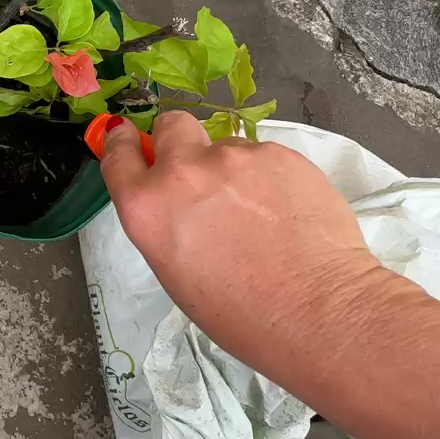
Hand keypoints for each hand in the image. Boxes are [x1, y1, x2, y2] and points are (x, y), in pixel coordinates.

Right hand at [99, 110, 384, 347]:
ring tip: (261, 213)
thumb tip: (177, 200)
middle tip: (200, 170)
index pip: (119, 153)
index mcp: (146, 206)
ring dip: (233, 169)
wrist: (320, 313)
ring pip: (225, 146)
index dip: (124, 143)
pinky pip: (264, 156)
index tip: (131, 139)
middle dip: (180, 139)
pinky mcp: (278, 154)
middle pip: (171, 124)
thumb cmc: (240, 314)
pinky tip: (287, 213)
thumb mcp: (174, 270)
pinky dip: (270, 178)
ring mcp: (232, 156)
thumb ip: (164, 220)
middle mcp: (182, 171)